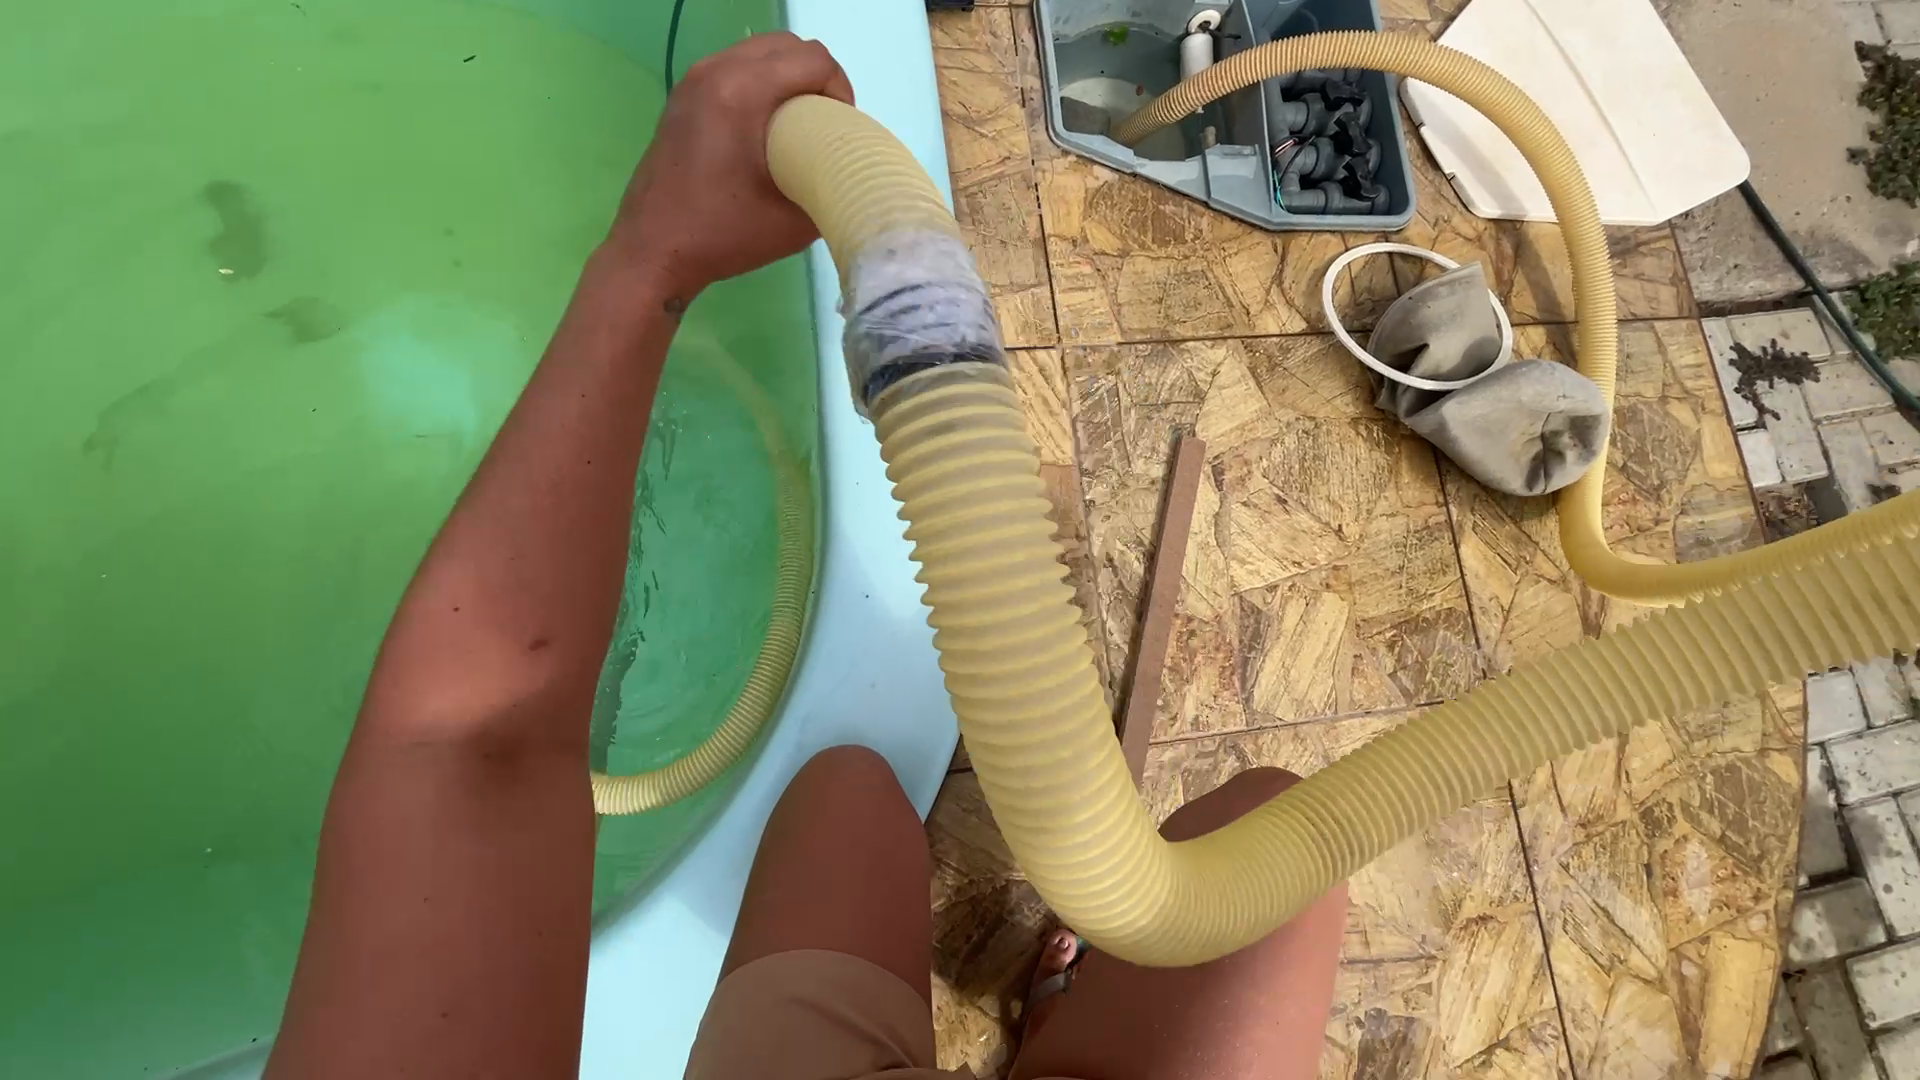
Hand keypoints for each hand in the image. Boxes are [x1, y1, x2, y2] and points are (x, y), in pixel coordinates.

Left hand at [604, 33, 854, 303]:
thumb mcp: (794, 223)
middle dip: (818, 81)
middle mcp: (715, 72)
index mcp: (742, 93)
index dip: (841, 91)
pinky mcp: (684, 97)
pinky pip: (736, 71)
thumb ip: (830, 189)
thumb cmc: (724, 237)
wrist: (655, 250)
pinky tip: (766, 133)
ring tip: (798, 130)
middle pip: (787, 47)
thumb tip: (847, 176)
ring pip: (759, 54)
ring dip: (788, 82)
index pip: (813, 61)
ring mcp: (694, 80)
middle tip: (826, 127)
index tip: (842, 131)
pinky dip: (762, 88)